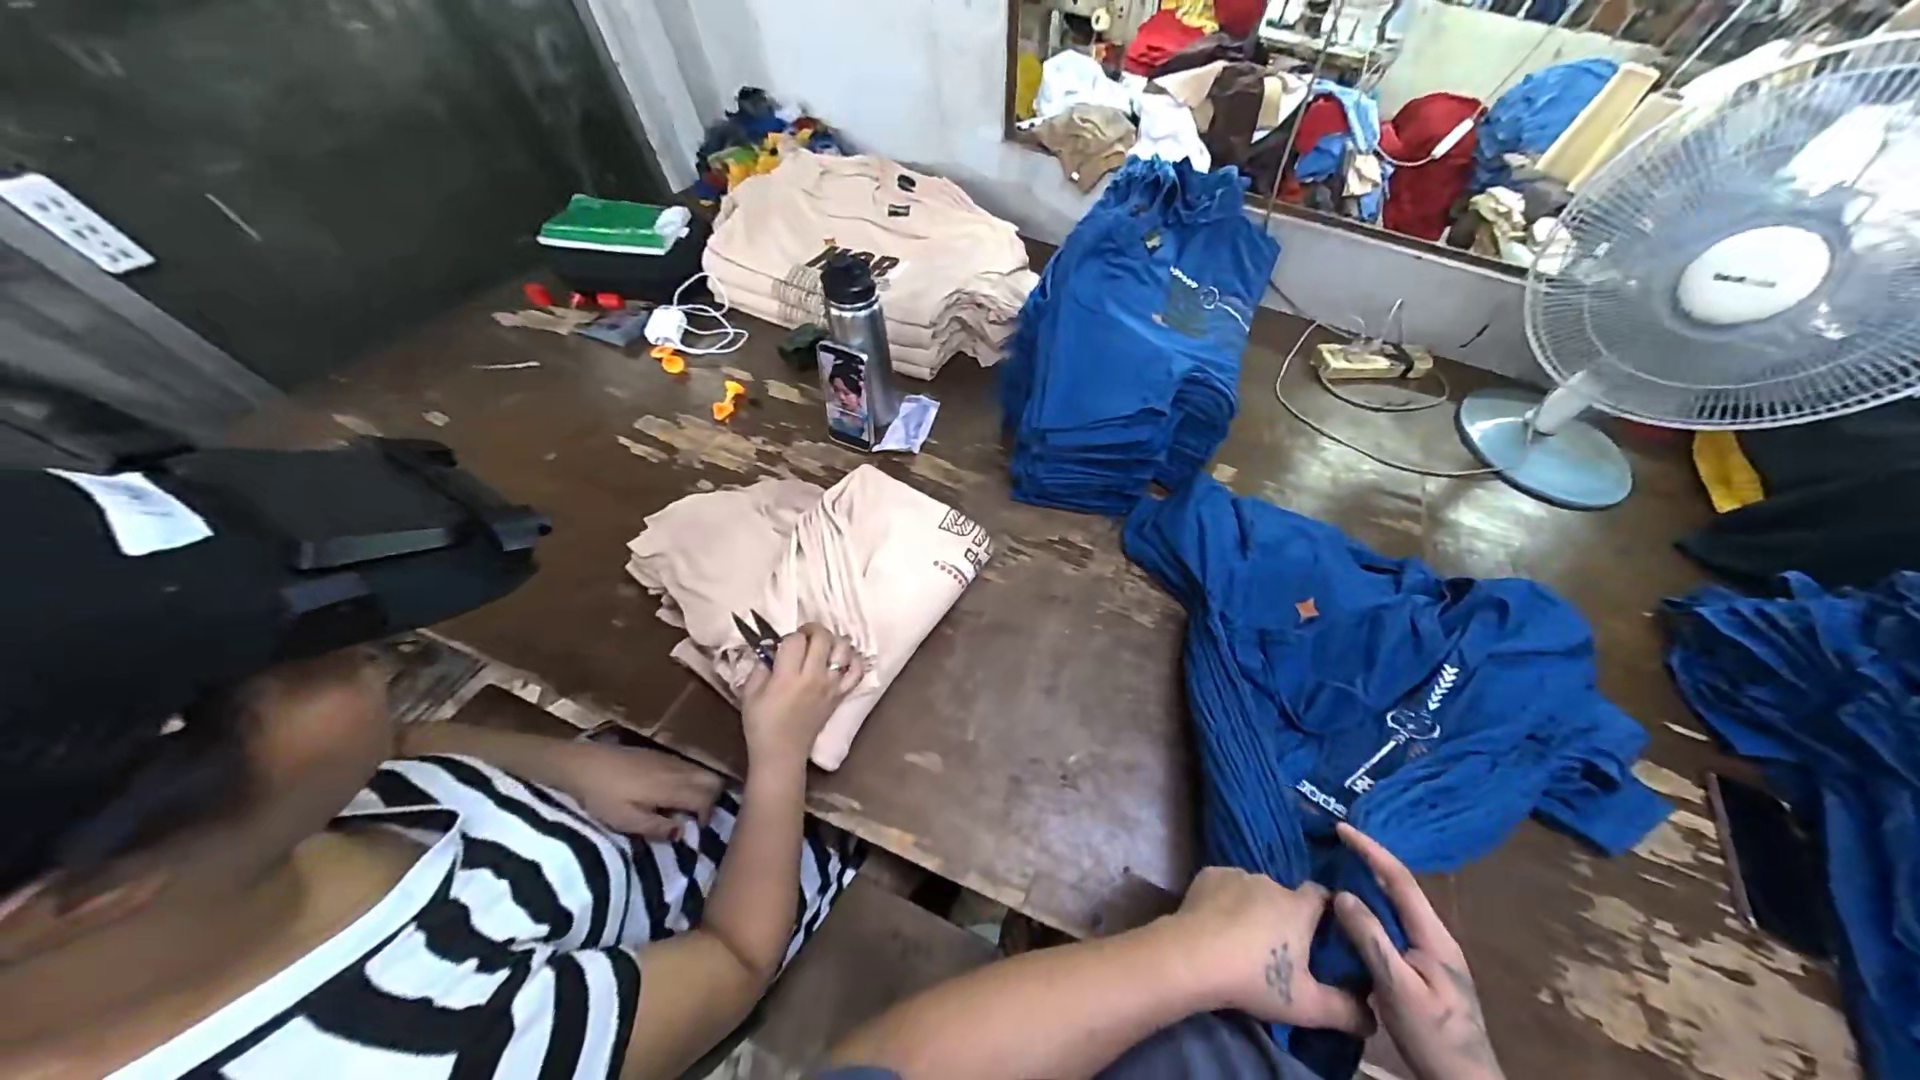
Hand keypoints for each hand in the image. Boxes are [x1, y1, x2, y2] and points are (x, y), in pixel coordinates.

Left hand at [545, 740, 723, 839]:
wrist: (585, 763)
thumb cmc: (603, 796)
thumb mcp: (625, 820)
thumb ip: (656, 827)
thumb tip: (682, 833)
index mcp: (672, 788)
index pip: (706, 799)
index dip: (707, 815)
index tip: (696, 829)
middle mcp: (679, 771)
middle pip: (713, 780)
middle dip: (712, 799)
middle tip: (696, 816)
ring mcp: (671, 760)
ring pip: (703, 771)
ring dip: (702, 789)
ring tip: (684, 806)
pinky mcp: (661, 755)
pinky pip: (689, 766)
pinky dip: (692, 779)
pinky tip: (671, 791)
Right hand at [740, 623, 864, 773]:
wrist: (782, 753)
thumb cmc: (762, 724)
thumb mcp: (750, 693)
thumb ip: (760, 667)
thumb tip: (771, 650)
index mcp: (788, 676)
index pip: (795, 640)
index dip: (789, 636)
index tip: (783, 645)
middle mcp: (814, 677)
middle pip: (823, 637)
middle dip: (812, 629)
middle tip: (803, 635)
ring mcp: (832, 685)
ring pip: (843, 649)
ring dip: (833, 640)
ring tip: (822, 645)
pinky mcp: (841, 695)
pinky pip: (857, 672)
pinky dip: (854, 660)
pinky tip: (843, 657)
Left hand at [1170, 866, 1373, 1034]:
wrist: (1195, 956)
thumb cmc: (1256, 978)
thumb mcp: (1309, 1006)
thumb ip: (1347, 1012)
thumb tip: (1372, 1017)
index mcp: (1298, 906)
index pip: (1322, 896)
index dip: (1326, 911)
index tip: (1323, 932)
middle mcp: (1269, 882)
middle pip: (1285, 895)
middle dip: (1285, 915)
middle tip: (1278, 945)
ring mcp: (1236, 874)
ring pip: (1253, 889)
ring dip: (1254, 906)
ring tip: (1243, 936)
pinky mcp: (1208, 875)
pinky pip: (1225, 884)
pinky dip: (1226, 899)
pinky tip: (1218, 922)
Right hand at [1333, 823, 1503, 1079]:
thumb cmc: (1433, 1036)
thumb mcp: (1397, 987)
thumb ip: (1371, 938)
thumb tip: (1343, 893)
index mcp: (1434, 936)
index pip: (1400, 880)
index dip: (1371, 850)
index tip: (1342, 828)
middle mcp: (1434, 938)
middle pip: (1398, 888)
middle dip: (1367, 861)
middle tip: (1333, 844)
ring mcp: (1429, 955)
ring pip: (1393, 908)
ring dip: (1366, 885)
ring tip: (1334, 870)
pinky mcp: (1419, 969)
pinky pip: (1389, 927)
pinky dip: (1367, 910)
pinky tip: (1347, 914)